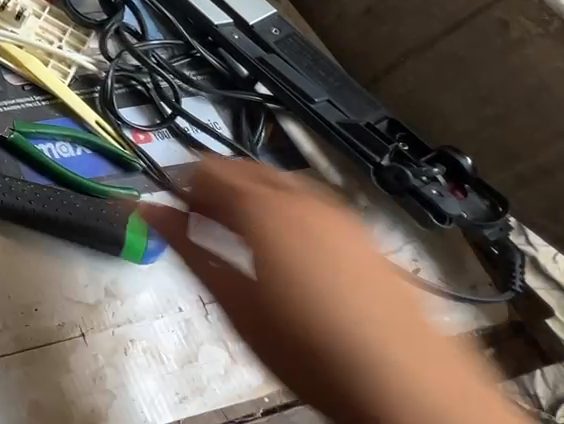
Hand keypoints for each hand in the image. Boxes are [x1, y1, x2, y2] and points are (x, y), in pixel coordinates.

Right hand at [136, 159, 526, 423]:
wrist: (415, 395)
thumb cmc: (315, 353)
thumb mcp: (236, 303)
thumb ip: (188, 247)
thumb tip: (148, 210)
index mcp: (263, 206)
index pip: (203, 168)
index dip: (177, 183)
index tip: (165, 206)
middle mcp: (301, 197)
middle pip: (240, 167)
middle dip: (211, 187)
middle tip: (193, 220)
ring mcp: (339, 214)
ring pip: (276, 182)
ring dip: (247, 196)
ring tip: (235, 235)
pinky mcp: (365, 236)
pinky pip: (309, 203)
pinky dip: (283, 210)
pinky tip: (282, 248)